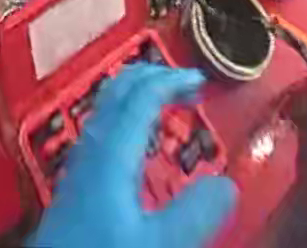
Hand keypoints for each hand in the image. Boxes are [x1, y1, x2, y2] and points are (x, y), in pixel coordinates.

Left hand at [29, 65, 236, 247]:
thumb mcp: (157, 247)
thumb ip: (193, 215)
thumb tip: (227, 184)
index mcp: (113, 148)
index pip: (143, 93)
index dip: (173, 80)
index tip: (203, 82)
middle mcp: (94, 141)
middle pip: (122, 87)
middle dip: (156, 75)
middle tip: (190, 85)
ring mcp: (83, 156)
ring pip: (111, 102)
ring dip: (141, 92)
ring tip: (171, 102)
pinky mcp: (78, 174)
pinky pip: (106, 122)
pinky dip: (130, 112)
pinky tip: (142, 140)